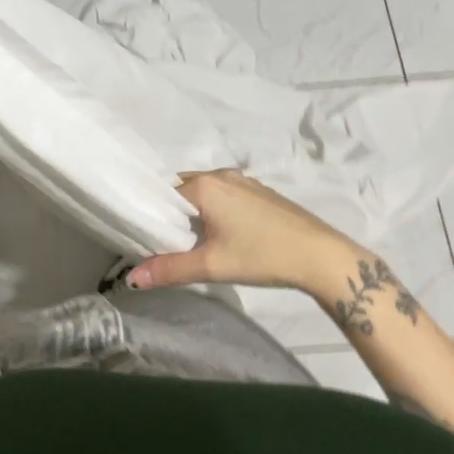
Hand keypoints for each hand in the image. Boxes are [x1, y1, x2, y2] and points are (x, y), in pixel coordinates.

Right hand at [128, 169, 368, 297]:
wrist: (321, 256)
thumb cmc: (262, 256)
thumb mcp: (212, 266)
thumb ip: (170, 269)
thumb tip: (132, 278)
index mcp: (204, 185)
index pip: (164, 193)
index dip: (153, 212)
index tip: (146, 234)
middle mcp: (221, 175)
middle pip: (183, 188)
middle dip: (173, 211)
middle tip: (165, 239)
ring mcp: (244, 181)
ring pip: (206, 191)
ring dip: (196, 210)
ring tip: (192, 239)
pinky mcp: (261, 192)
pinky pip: (225, 194)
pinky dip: (216, 208)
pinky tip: (223, 234)